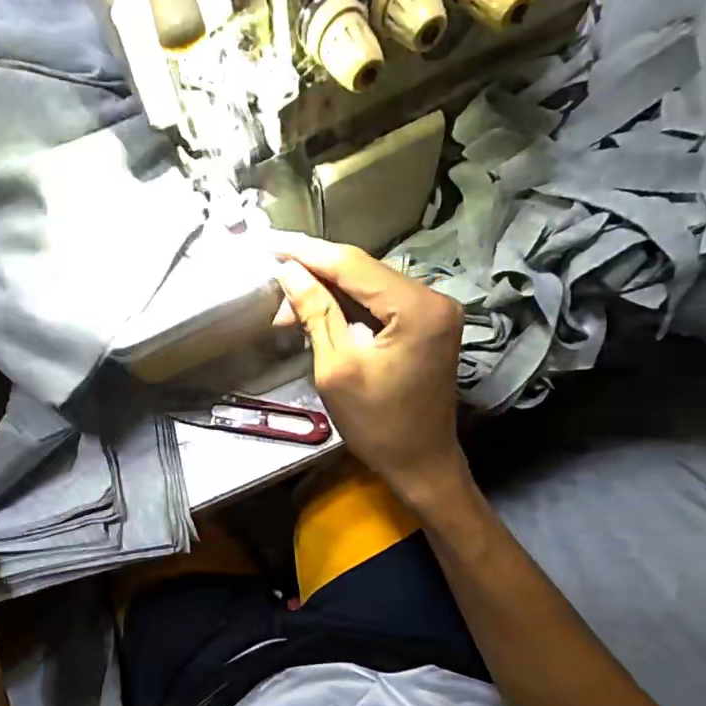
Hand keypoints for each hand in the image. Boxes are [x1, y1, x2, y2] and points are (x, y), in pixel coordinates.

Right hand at [272, 232, 467, 499]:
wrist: (421, 463)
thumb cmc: (378, 425)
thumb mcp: (337, 368)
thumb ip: (315, 312)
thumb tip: (290, 271)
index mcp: (418, 308)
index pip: (353, 264)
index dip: (308, 252)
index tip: (270, 241)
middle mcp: (434, 298)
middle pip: (363, 271)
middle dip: (316, 276)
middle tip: (274, 284)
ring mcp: (435, 311)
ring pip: (370, 286)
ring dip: (329, 293)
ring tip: (289, 308)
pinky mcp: (428, 324)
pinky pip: (382, 303)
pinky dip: (350, 308)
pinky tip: (319, 315)